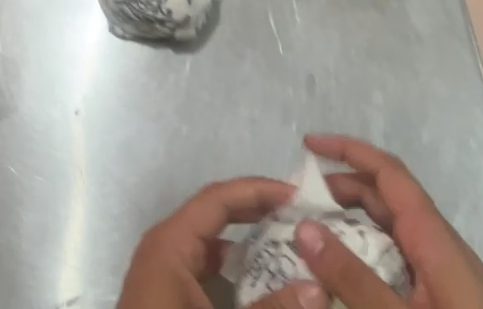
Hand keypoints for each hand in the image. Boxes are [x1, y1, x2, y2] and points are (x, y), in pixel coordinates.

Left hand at [117, 177, 296, 308]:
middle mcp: (165, 246)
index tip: (297, 194)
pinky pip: (204, 263)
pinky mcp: (167, 292)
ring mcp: (163, 269)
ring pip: (210, 240)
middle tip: (300, 214)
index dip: (257, 190)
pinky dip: (233, 264)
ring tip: (288, 242)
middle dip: (256, 210)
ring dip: (246, 237)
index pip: (217, 199)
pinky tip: (261, 278)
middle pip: (213, 213)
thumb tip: (318, 289)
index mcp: (171, 242)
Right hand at [253, 135, 482, 308]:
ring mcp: (447, 274)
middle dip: (340, 189)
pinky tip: (346, 276)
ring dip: (351, 222)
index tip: (307, 144)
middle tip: (297, 203)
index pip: (389, 172)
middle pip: (387, 198)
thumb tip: (304, 227)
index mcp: (435, 240)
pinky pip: (400, 257)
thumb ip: (353, 278)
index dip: (348, 150)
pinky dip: (367, 252)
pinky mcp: (447, 297)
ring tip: (312, 237)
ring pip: (393, 229)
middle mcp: (442, 247)